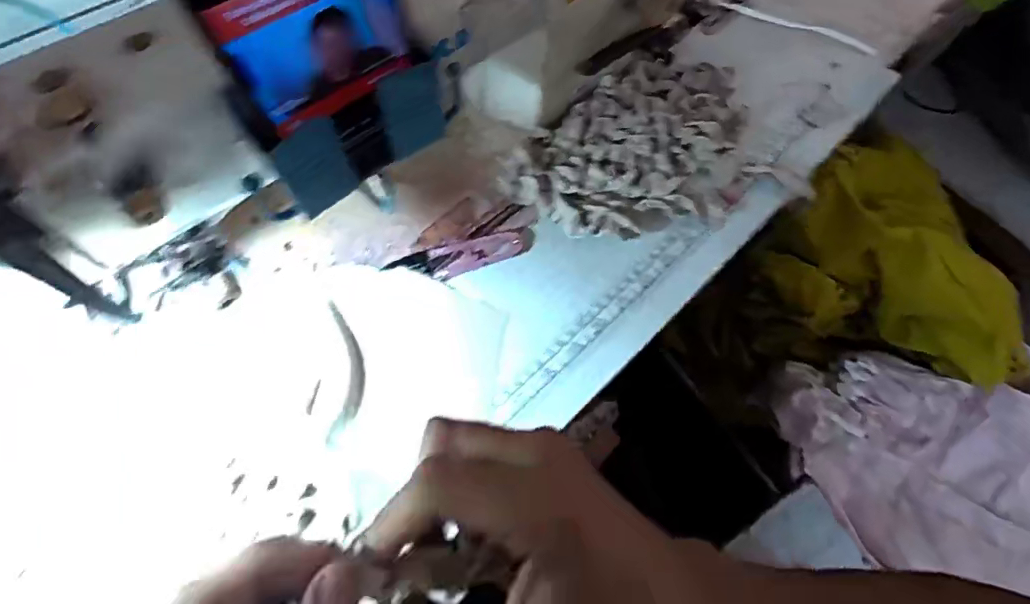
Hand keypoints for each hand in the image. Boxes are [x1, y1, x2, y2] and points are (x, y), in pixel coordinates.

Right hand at [357, 419, 716, 603]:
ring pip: (460, 440)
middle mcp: (537, 449)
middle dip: (415, 499)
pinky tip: (478, 535)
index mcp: (534, 493)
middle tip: (409, 560)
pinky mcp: (548, 448)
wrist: (659, 594)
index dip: (391, 523)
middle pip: (442, 441)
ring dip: (439, 491)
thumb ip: (446, 594)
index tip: (370, 572)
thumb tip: (397, 583)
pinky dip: (465, 485)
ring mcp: (545, 442)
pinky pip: (484, 449)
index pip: (437, 479)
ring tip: (443, 551)